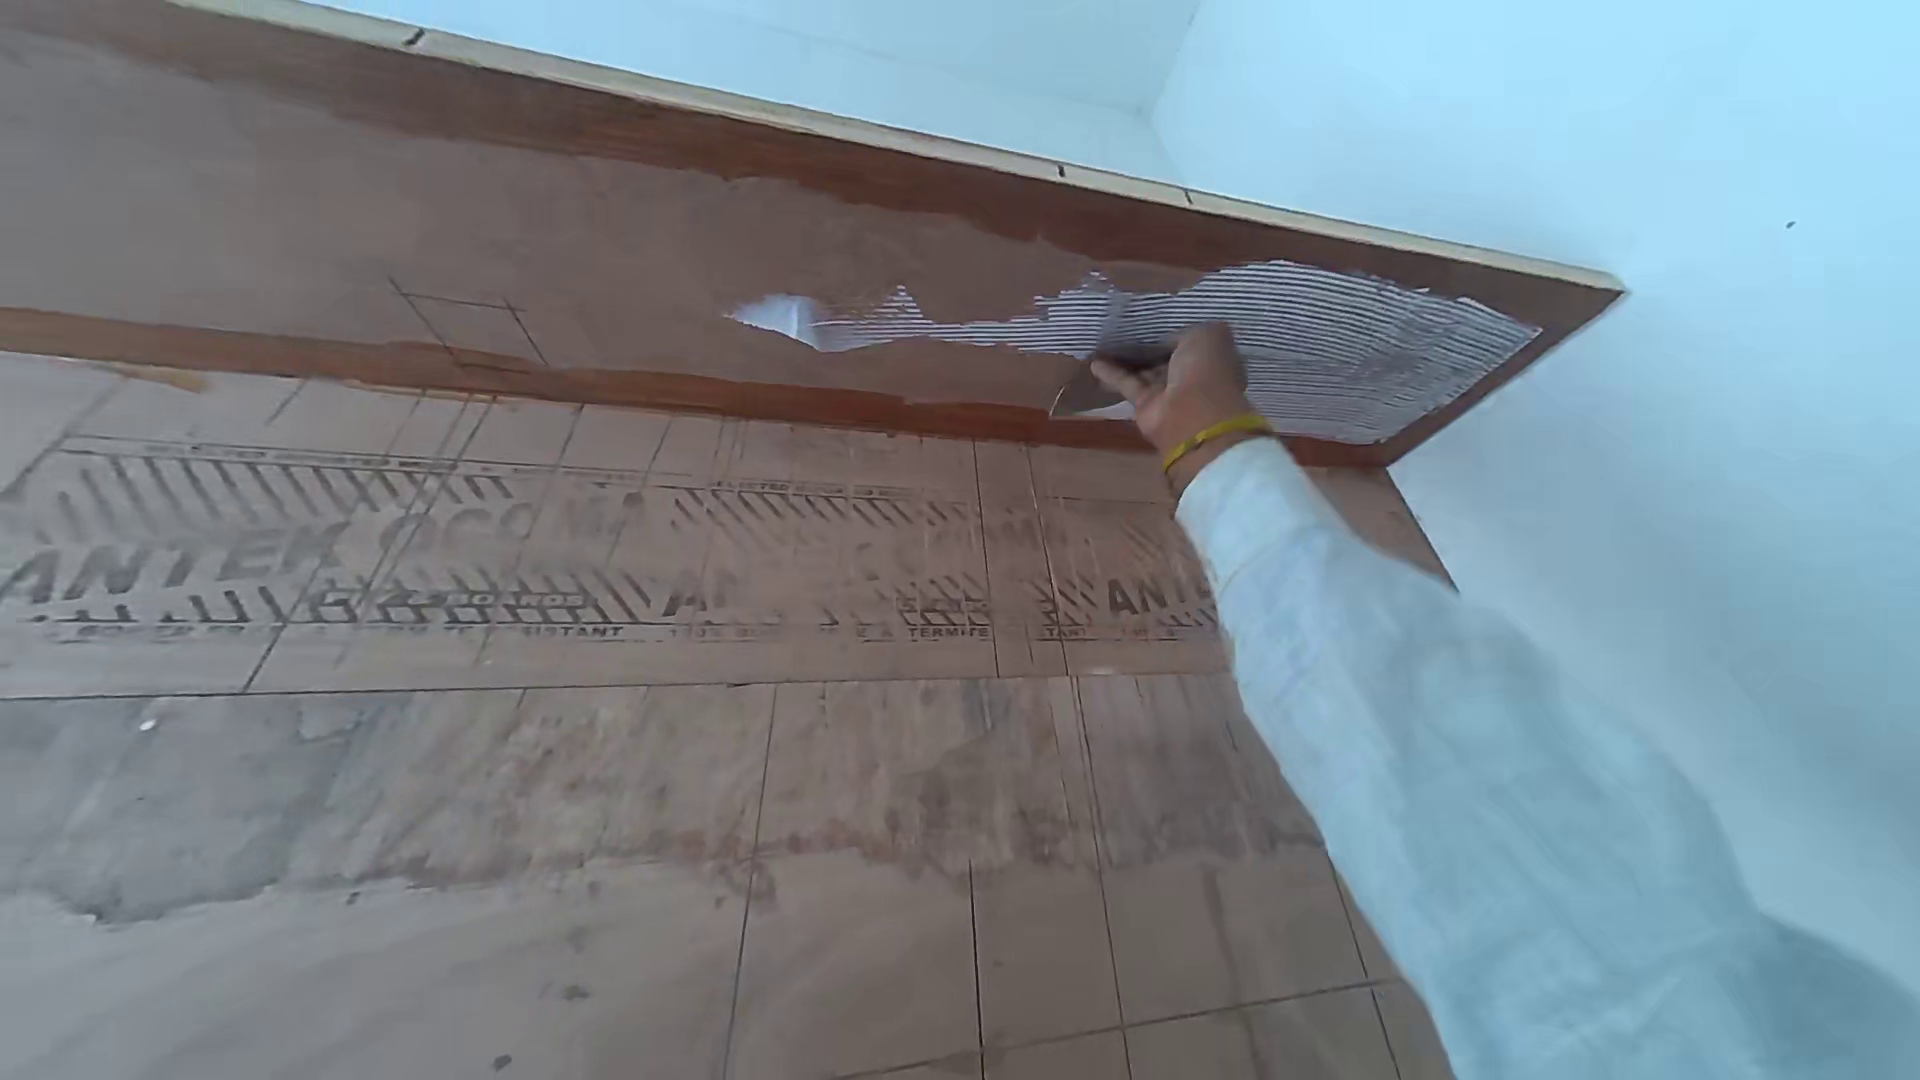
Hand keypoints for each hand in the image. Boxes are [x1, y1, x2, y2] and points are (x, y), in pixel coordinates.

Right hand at [1090, 322, 1253, 455]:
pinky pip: (1128, 383)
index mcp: (1213, 356)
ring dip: (1126, 358)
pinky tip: (1094, 362)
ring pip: (1145, 370)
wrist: (1192, 415)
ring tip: (1105, 341)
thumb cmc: (1206, 369)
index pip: (1190, 340)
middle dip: (1148, 344)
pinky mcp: (1145, 405)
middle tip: (1126, 326)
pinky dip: (1112, 373)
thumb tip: (1162, 338)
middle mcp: (1191, 375)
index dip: (1172, 329)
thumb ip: (1183, 330)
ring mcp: (1168, 392)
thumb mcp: (1206, 334)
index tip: (1153, 315)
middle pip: (1165, 356)